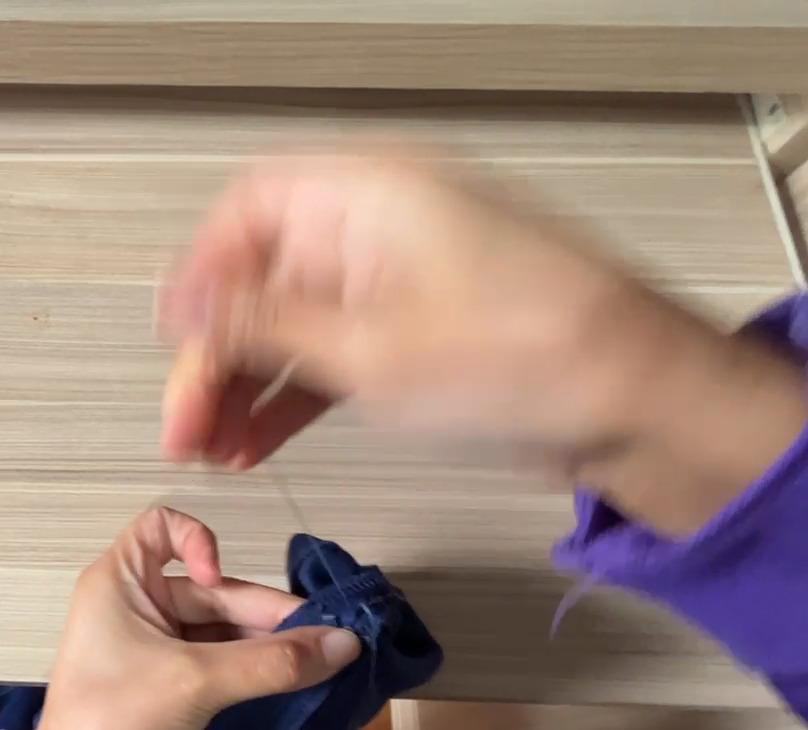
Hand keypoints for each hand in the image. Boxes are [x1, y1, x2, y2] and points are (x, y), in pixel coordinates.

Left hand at [23, 507, 361, 729]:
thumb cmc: (118, 720)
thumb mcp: (194, 683)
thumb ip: (271, 662)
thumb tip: (347, 643)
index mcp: (120, 581)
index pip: (160, 526)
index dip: (197, 539)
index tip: (218, 580)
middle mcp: (137, 603)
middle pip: (210, 588)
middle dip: (262, 612)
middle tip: (327, 639)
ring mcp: (154, 643)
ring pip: (221, 626)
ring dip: (267, 643)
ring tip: (325, 660)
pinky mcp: (171, 680)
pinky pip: (220, 659)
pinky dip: (255, 666)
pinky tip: (299, 677)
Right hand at [156, 152, 807, 535]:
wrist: (634, 407)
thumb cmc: (523, 356)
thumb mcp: (365, 346)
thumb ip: (260, 323)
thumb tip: (180, 303)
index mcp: (365, 199)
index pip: (247, 214)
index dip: (199, 276)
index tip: (173, 339)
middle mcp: (369, 234)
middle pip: (255, 285)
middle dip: (212, 360)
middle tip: (183, 428)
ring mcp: (384, 289)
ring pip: (282, 332)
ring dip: (240, 392)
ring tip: (209, 452)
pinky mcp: (399, 337)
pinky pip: (318, 363)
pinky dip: (282, 404)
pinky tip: (250, 448)